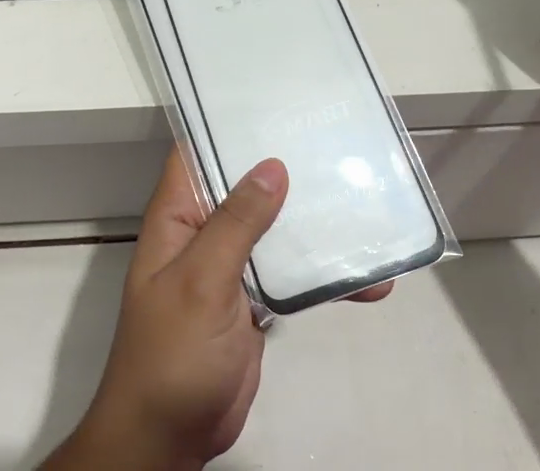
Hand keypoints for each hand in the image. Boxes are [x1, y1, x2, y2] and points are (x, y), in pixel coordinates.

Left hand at [44, 152, 389, 469]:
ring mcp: (229, 269)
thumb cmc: (171, 353)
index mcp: (177, 218)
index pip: (196, 155)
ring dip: (312, 224)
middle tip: (335, 143)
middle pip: (244, 188)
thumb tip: (271, 165)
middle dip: (285, 170)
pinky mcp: (253, 303)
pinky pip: (289, 276)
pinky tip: (369, 281)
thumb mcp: (201, 281)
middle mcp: (202, 234)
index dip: (226, 125)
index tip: (273, 102)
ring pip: (273, 231)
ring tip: (364, 202)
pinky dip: (323, 276)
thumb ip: (236, 224)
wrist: (170, 436)